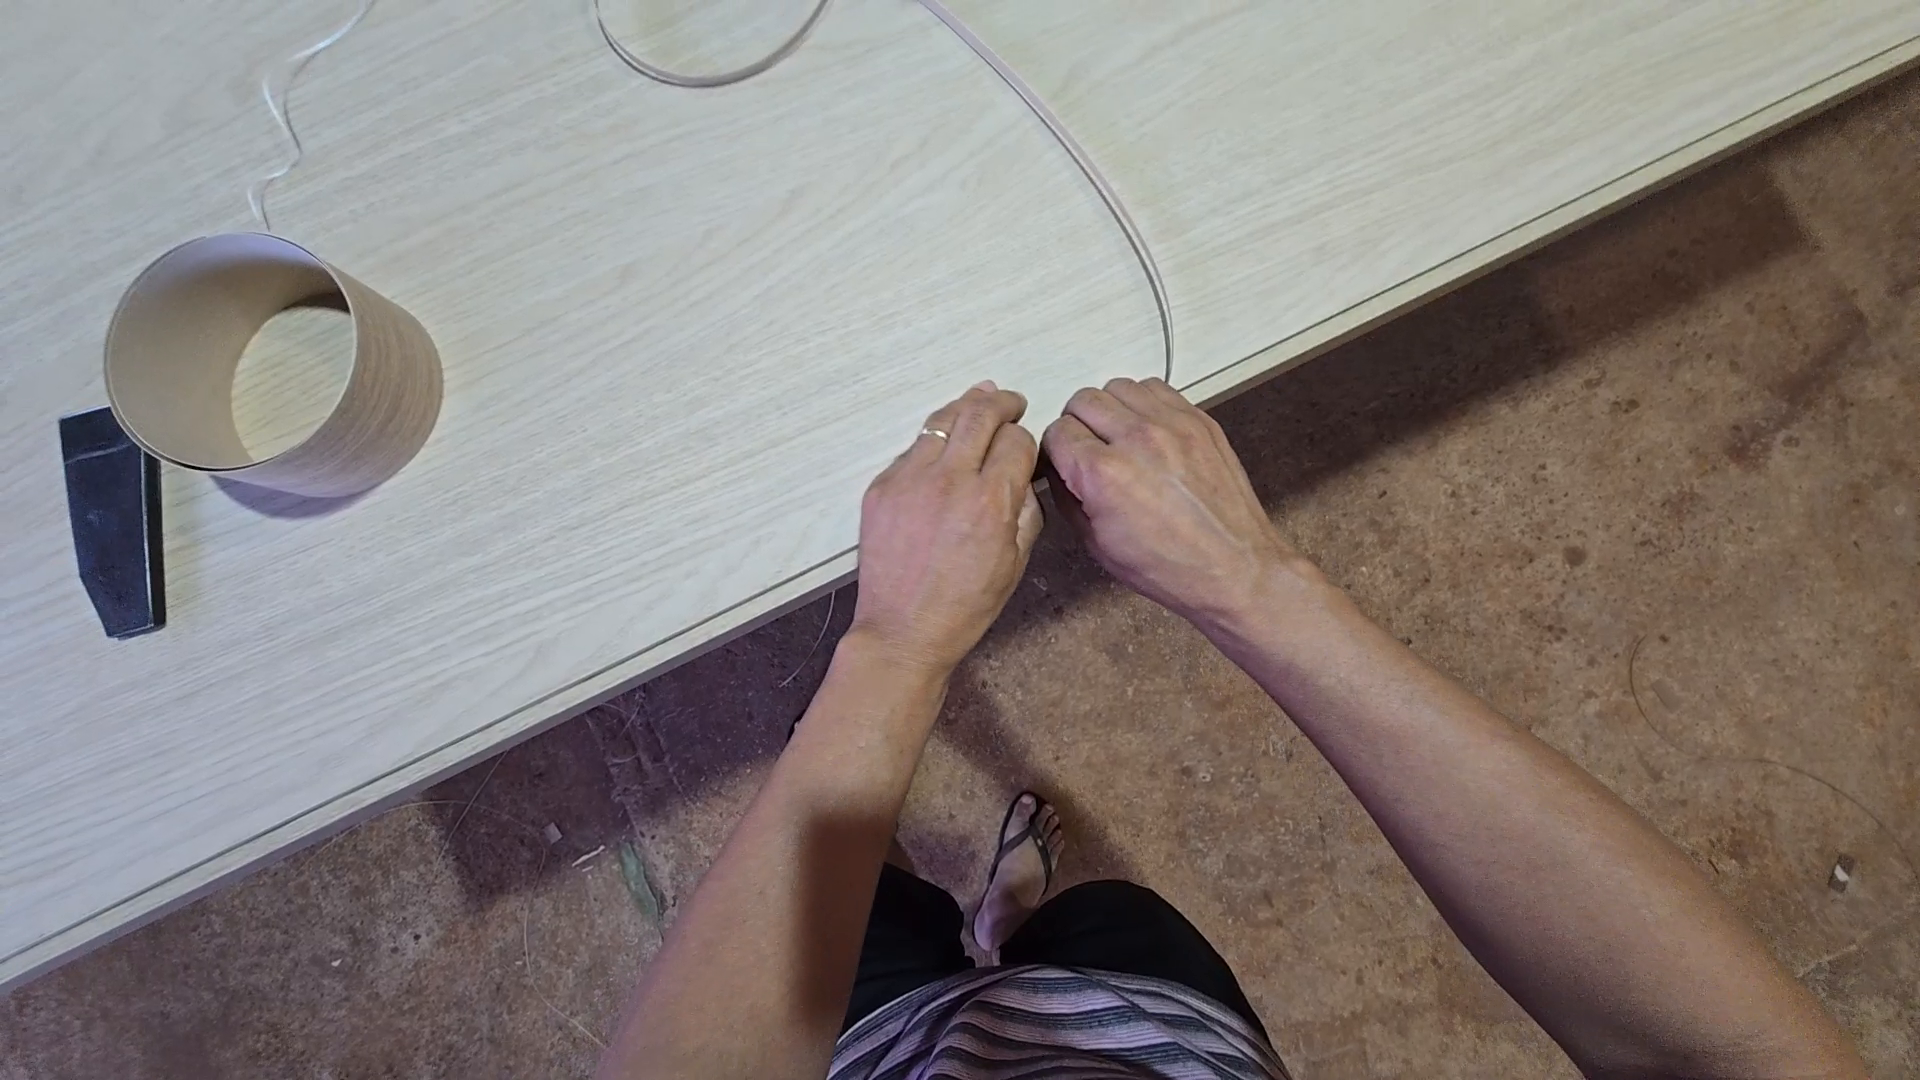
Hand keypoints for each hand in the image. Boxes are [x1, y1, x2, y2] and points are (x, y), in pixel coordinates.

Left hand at [849, 382, 1043, 675]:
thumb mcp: (1015, 563)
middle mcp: (949, 480)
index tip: (1024, 446)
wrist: (903, 630)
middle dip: (1002, 403)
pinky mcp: (881, 488)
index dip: (1025, 439)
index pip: (1016, 441)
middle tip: (1011, 402)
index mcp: (990, 501)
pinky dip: (935, 441)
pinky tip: (944, 447)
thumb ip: (1025, 510)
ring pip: (942, 421)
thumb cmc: (965, 606)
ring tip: (980, 401)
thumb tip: (1022, 476)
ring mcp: (909, 480)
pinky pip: (913, 449)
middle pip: (980, 414)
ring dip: (966, 407)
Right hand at [1042, 377, 1307, 631]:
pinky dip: (1142, 404)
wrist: (1232, 568)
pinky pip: (1155, 388)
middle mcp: (1137, 440)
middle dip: (1077, 426)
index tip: (1065, 462)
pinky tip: (1144, 430)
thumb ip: (1067, 496)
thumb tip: (1057, 469)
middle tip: (1087, 449)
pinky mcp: (1198, 420)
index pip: (1056, 432)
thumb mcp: (1096, 543)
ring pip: (1117, 387)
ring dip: (1109, 409)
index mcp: (1104, 474)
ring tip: (1117, 438)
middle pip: (1082, 401)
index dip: (1056, 451)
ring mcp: (1171, 425)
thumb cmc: (1170, 566)